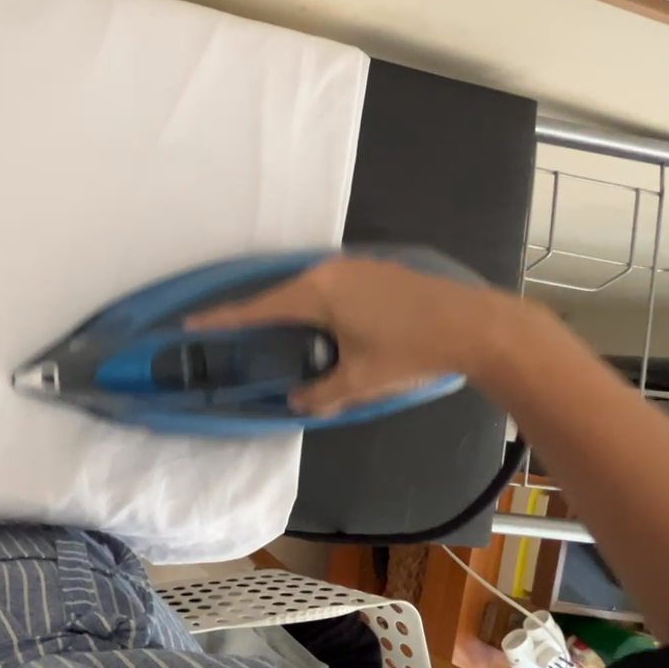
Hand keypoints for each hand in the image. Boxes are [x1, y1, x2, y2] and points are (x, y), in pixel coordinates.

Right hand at [187, 255, 519, 414]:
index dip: (223, 319)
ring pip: (306, 288)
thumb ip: (320, 393)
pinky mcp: (375, 269)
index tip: (190, 323)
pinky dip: (314, 303)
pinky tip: (321, 322)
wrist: (478, 326)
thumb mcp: (360, 382)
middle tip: (232, 334)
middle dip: (255, 315)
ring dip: (288, 310)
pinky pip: (329, 285)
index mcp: (316, 293)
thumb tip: (296, 401)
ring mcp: (354, 265)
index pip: (257, 308)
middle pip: (279, 294)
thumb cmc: (411, 351)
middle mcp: (328, 271)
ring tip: (275, 332)